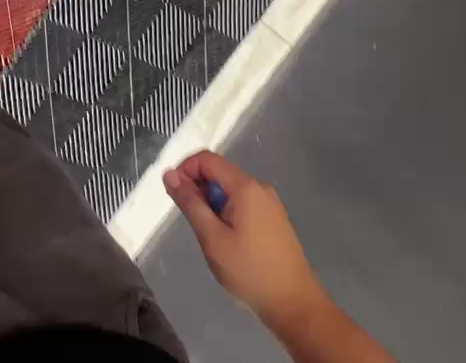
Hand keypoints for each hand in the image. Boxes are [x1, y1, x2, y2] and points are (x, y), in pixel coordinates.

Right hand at [165, 150, 326, 321]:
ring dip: (212, 203)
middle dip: (199, 189)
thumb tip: (169, 174)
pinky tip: (227, 241)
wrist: (295, 306)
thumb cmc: (250, 271)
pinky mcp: (274, 220)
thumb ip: (190, 203)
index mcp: (246, 187)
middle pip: (219, 173)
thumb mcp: (212, 238)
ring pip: (230, 190)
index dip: (185, 170)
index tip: (175, 195)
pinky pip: (243, 204)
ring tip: (209, 236)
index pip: (207, 159)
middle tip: (192, 222)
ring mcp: (270, 204)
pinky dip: (227, 212)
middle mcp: (260, 188)